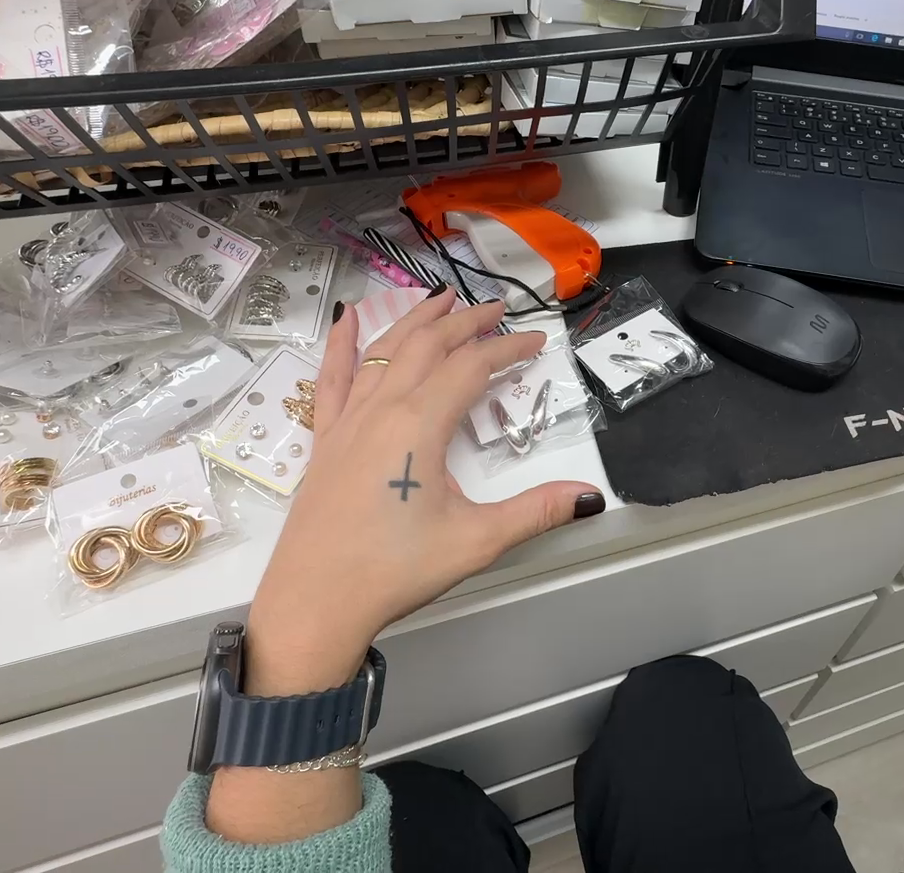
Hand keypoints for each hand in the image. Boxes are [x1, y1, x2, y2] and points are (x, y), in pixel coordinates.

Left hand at [241, 288, 604, 695]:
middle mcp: (381, 409)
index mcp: (419, 425)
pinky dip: (342, 344)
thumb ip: (536, 511)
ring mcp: (348, 421)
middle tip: (498, 310)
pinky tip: (347, 319)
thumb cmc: (394, 571)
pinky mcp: (326, 438)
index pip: (472, 367)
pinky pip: (331, 378)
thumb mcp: (476, 541)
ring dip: (416, 319)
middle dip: (466, 321)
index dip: (508, 349)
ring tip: (442, 298)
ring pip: (384, 351)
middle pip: (428, 345)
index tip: (537, 342)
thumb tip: (590, 495)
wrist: (314, 605)